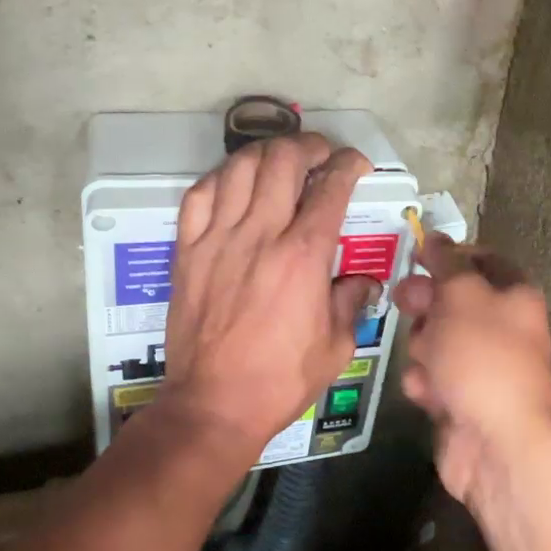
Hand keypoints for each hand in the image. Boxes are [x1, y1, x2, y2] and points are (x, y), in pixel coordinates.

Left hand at [158, 133, 378, 457]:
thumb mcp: (338, 345)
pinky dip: (222, 178)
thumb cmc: (281, 378)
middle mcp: (261, 235)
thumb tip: (364, 281)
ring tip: (280, 160)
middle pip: (283, 160)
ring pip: (240, 167)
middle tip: (320, 154)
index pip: (330, 187)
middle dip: (308, 145)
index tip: (357, 164)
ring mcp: (218, 239)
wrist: (213, 405)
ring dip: (266, 152)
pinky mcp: (187, 251)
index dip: (348, 164)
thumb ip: (352, 301)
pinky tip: (235, 183)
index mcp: (304, 255)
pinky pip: (199, 195)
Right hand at [393, 234, 550, 507]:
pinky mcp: (460, 397)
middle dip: (426, 302)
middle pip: (452, 299)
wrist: (496, 442)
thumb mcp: (461, 294)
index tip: (416, 254)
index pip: (482, 259)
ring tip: (427, 362)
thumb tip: (435, 237)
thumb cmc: (482, 355)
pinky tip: (428, 394)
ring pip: (435, 338)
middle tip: (406, 303)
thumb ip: (445, 262)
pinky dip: (425, 382)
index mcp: (515, 294)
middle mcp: (502, 326)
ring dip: (422, 346)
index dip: (450, 254)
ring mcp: (481, 364)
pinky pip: (431, 375)